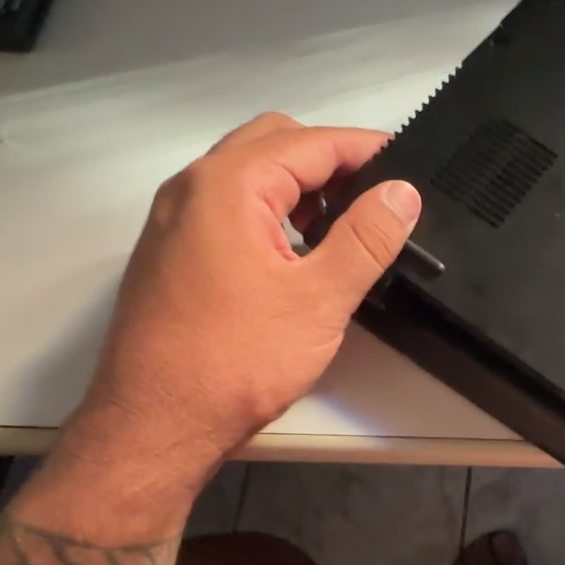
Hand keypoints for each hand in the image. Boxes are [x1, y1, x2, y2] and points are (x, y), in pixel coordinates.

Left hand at [46, 114, 420, 508]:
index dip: (364, 147)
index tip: (408, 163)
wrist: (156, 422)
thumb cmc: (235, 361)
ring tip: (346, 226)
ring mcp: (176, 220)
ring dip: (301, 185)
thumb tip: (402, 194)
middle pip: (273, 143)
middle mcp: (192, 189)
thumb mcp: (319, 298)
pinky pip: (230, 206)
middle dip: (330, 159)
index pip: (309, 142)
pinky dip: (273, 209)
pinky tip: (300, 252)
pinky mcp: (175, 252)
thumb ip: (366, 239)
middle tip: (377, 196)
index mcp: (227, 186)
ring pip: (249, 174)